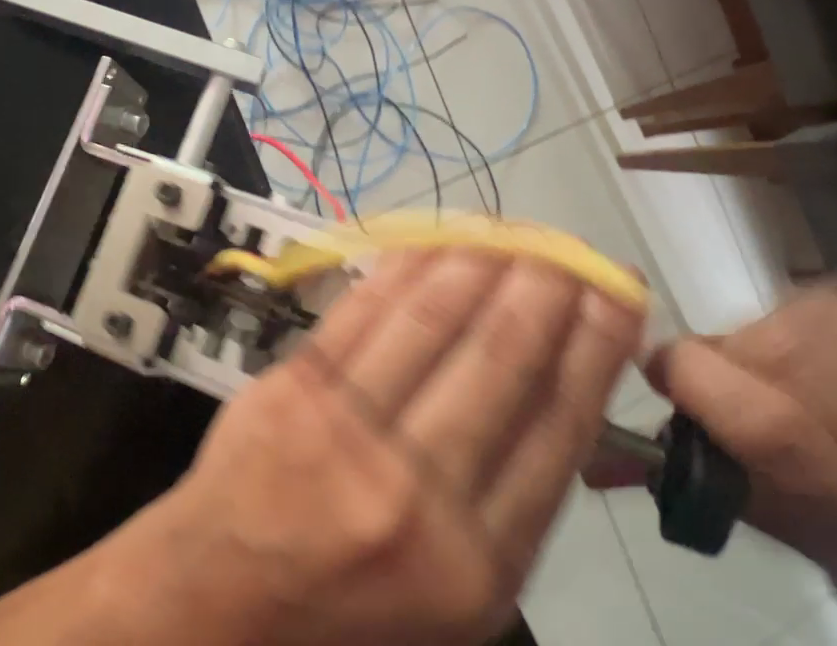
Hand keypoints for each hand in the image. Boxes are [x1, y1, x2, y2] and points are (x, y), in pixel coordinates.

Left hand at [102, 246, 645, 645]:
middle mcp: (419, 494)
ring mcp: (347, 433)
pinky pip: (364, 310)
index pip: (558, 426)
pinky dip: (407, 266)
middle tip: (569, 251)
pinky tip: (438, 242)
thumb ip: (514, 499)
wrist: (221, 598)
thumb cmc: (349, 602)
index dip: (595, 346)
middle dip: (547, 289)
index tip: (615, 297)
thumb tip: (563, 386)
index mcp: (478, 562)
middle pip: (502, 359)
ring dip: (482, 261)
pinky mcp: (292, 390)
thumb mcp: (458, 594)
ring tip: (515, 234)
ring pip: (434, 319)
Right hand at [602, 269, 836, 645]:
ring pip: (823, 318)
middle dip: (735, 364)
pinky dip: (832, 314)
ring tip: (795, 369)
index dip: (698, 385)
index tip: (658, 371)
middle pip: (793, 363)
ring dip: (780, 339)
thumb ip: (760, 503)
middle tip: (726, 383)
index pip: (781, 434)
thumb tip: (642, 444)